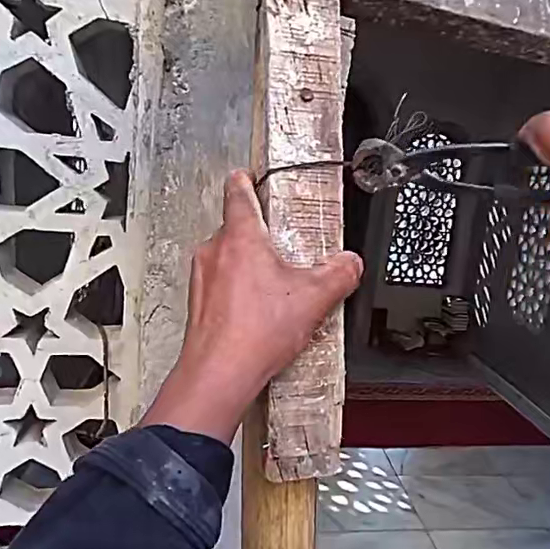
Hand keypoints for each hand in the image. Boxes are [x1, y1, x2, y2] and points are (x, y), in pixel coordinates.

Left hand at [140, 170, 363, 440]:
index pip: (237, 191)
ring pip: (227, 258)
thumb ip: (340, 274)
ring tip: (274, 288)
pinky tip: (258, 313)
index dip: (246, 180)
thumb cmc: (253, 333)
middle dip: (260, 236)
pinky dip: (238, 291)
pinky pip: (220, 285)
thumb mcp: (314, 298)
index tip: (250, 176)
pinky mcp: (199, 303)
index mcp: (240, 237)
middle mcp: (214, 251)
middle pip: (236, 227)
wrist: (220, 373)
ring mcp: (202, 278)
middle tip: (283, 248)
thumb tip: (350, 264)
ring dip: (248, 265)